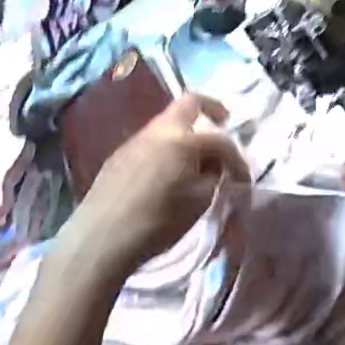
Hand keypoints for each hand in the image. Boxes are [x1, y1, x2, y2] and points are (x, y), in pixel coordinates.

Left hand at [63, 95, 247, 278]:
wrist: (100, 240)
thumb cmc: (158, 222)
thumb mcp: (200, 202)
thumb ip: (215, 179)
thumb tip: (217, 171)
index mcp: (182, 140)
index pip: (220, 141)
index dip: (237, 160)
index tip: (243, 182)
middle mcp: (158, 131)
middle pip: (189, 104)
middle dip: (211, 109)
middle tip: (224, 122)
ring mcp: (134, 142)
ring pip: (167, 125)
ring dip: (186, 135)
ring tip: (195, 162)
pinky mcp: (118, 158)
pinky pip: (151, 143)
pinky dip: (167, 149)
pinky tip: (167, 174)